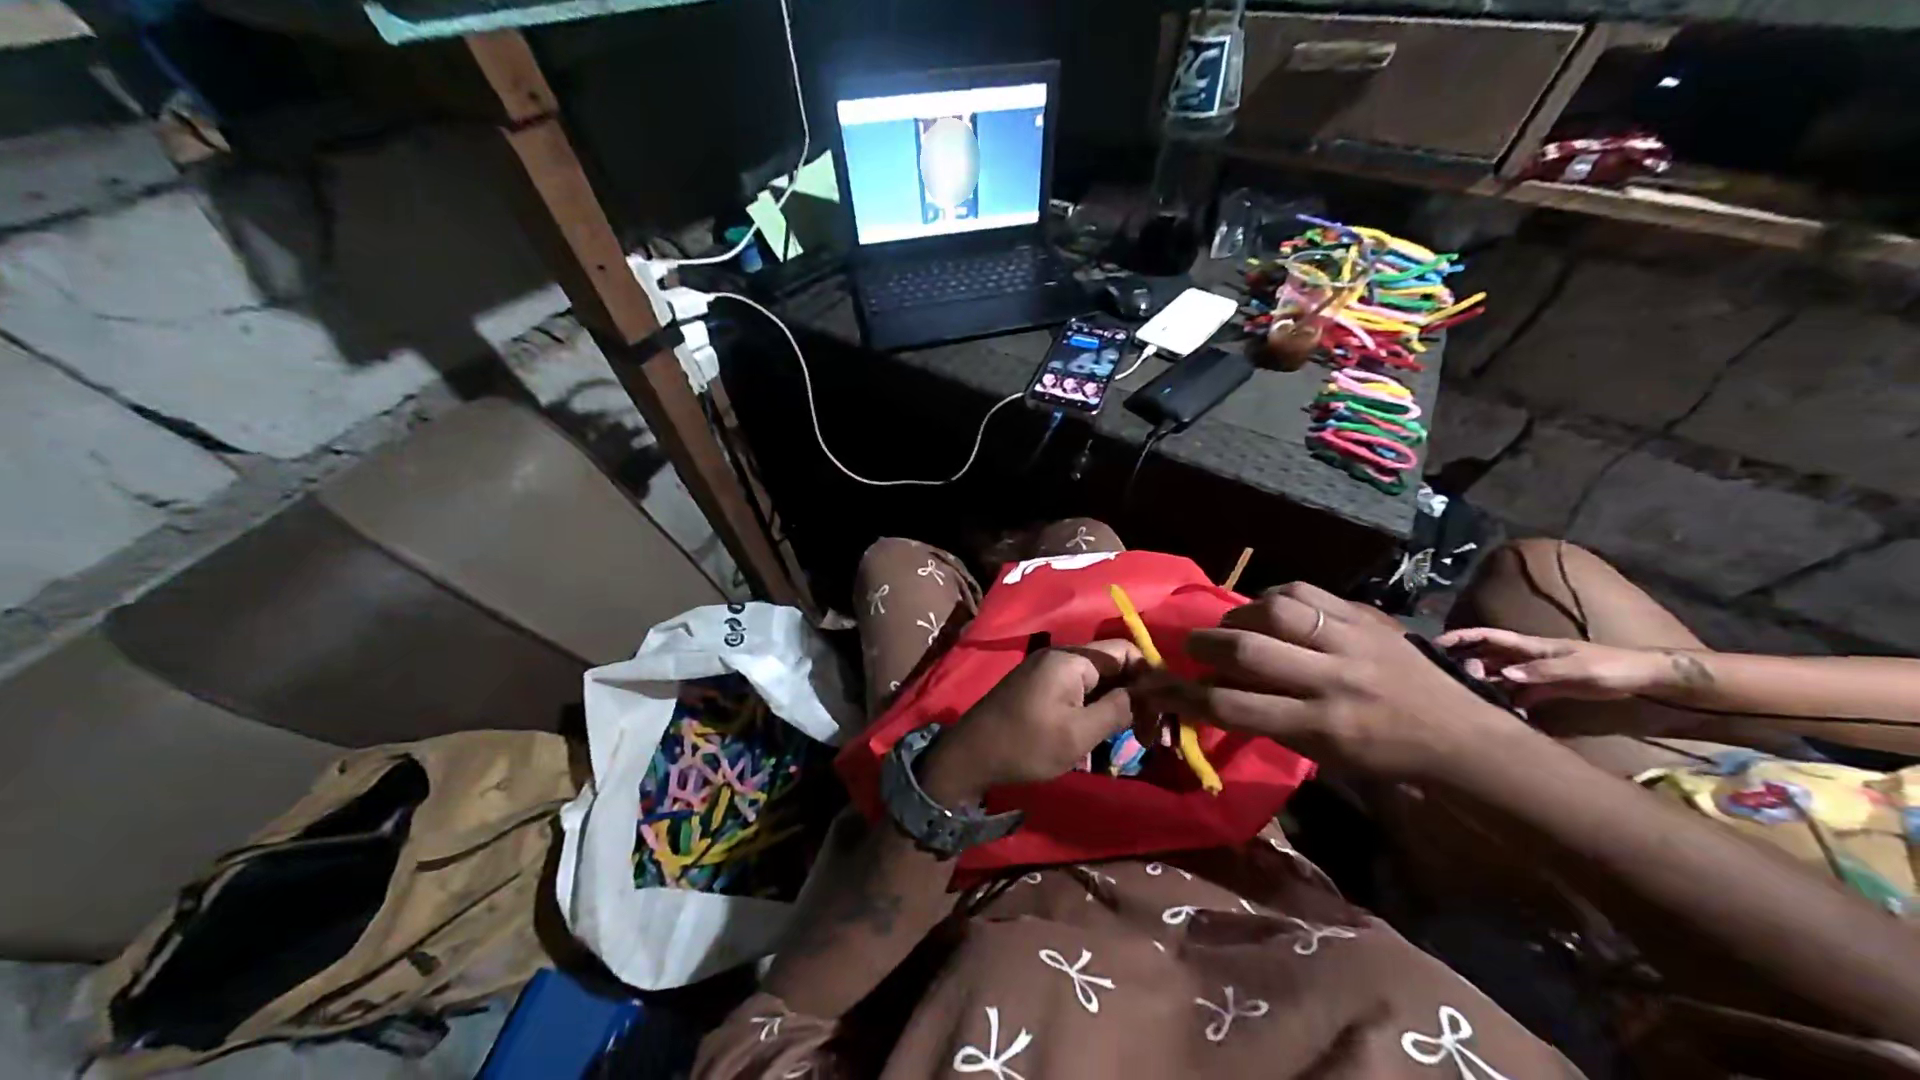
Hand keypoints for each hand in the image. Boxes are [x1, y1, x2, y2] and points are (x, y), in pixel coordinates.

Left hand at [919, 641, 1145, 802]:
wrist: (969, 757)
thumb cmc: (1026, 745)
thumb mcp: (1080, 733)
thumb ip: (1119, 709)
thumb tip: (1152, 693)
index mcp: (1071, 659)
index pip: (1126, 651)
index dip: (1151, 676)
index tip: (1167, 709)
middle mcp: (1059, 656)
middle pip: (1113, 665)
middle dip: (1137, 695)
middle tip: (1154, 733)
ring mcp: (1046, 670)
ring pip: (1097, 680)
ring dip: (1117, 704)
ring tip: (1135, 737)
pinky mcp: (1037, 686)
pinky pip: (1078, 689)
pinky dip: (1095, 707)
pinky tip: (1104, 733)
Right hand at [1138, 583, 1526, 780]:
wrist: (1461, 736)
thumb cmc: (1383, 757)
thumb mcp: (1322, 754)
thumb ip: (1266, 721)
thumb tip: (1213, 690)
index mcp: (1321, 727)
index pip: (1233, 706)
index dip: (1184, 695)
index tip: (1155, 686)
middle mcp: (1332, 681)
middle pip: (1246, 651)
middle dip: (1203, 645)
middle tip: (1192, 646)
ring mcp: (1352, 642)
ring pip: (1274, 610)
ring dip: (1240, 616)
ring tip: (1235, 625)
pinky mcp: (1366, 616)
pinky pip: (1305, 591)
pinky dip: (1274, 597)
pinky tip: (1270, 608)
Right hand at [1435, 628, 1688, 708]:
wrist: (1646, 679)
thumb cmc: (1612, 666)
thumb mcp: (1579, 669)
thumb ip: (1541, 672)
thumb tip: (1506, 675)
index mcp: (1530, 646)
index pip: (1488, 636)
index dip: (1462, 637)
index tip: (1437, 644)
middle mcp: (1526, 657)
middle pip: (1487, 655)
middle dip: (1466, 662)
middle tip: (1454, 678)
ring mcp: (1535, 673)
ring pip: (1498, 675)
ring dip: (1483, 683)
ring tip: (1468, 696)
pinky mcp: (1546, 689)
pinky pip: (1517, 693)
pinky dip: (1506, 701)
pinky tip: (1502, 713)